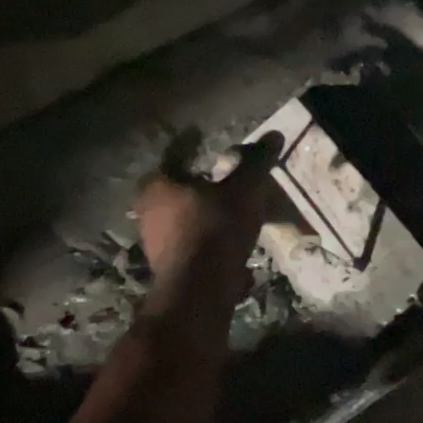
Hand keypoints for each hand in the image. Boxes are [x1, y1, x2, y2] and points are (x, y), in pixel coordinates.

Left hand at [134, 128, 284, 299]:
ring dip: (203, 215)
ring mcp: (157, 244)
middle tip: (224, 182)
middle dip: (197, 188)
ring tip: (232, 212)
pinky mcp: (171, 267)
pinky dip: (209, 239)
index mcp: (157, 188)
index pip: (169, 161)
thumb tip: (274, 134)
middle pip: (173, 192)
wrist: (201, 287)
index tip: (206, 149)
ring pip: (182, 220)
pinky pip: (192, 243)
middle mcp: (148, 214)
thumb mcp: (243, 189)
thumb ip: (256, 162)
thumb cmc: (216, 227)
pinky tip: (231, 241)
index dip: (187, 153)